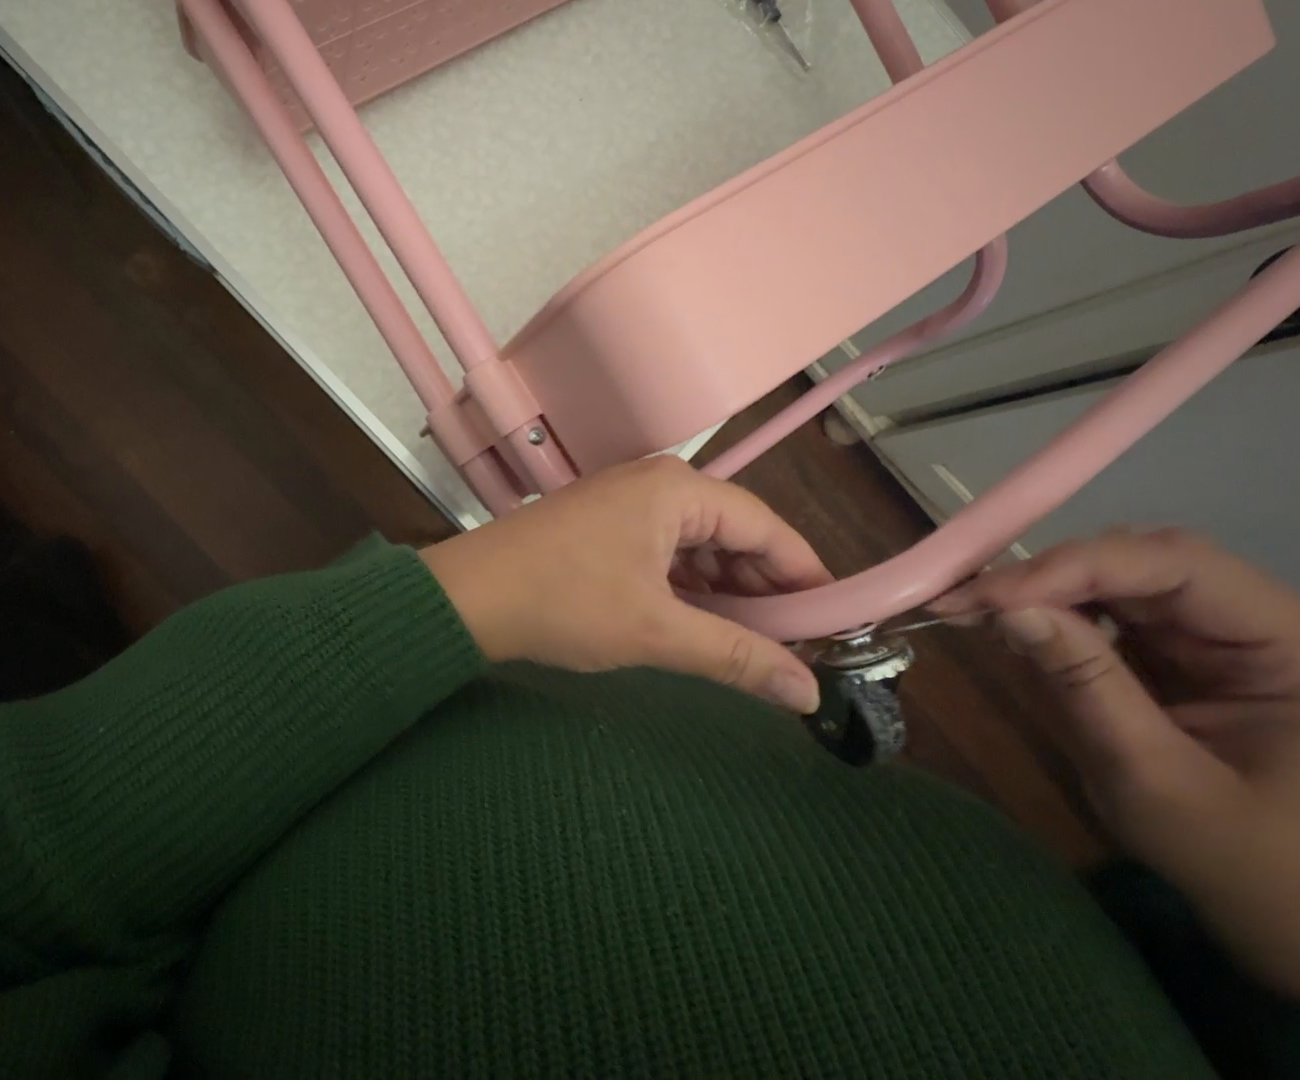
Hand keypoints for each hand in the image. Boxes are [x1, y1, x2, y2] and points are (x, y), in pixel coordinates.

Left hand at [420, 456, 832, 712]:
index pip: (767, 528)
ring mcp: (625, 501)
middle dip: (764, 588)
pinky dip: (687, 585)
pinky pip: (664, 550)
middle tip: (793, 643)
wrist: (465, 597)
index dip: (805, 577)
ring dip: (725, 590)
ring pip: (698, 545)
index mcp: (677, 489)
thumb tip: (806, 693)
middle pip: (734, 533)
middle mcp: (656, 482)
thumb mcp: (656, 632)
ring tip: (749, 640)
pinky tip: (698, 621)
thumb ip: (737, 656)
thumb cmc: (562, 603)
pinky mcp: (603, 525)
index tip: (834, 625)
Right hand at [934, 529, 1299, 1007]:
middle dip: (1052, 574)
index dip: (1078, 567)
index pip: (1181, 567)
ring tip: (973, 609)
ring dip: (1046, 589)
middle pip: (1150, 562)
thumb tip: (1007, 609)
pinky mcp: (1191, 650)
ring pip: (1126, 578)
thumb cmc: (1234, 857)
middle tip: (965, 600)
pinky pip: (1116, 611)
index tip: (989, 595)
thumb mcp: (1149, 777)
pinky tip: (1014, 625)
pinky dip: (1058, 612)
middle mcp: (1272, 624)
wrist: (1288, 912)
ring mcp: (1230, 635)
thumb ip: (1084, 685)